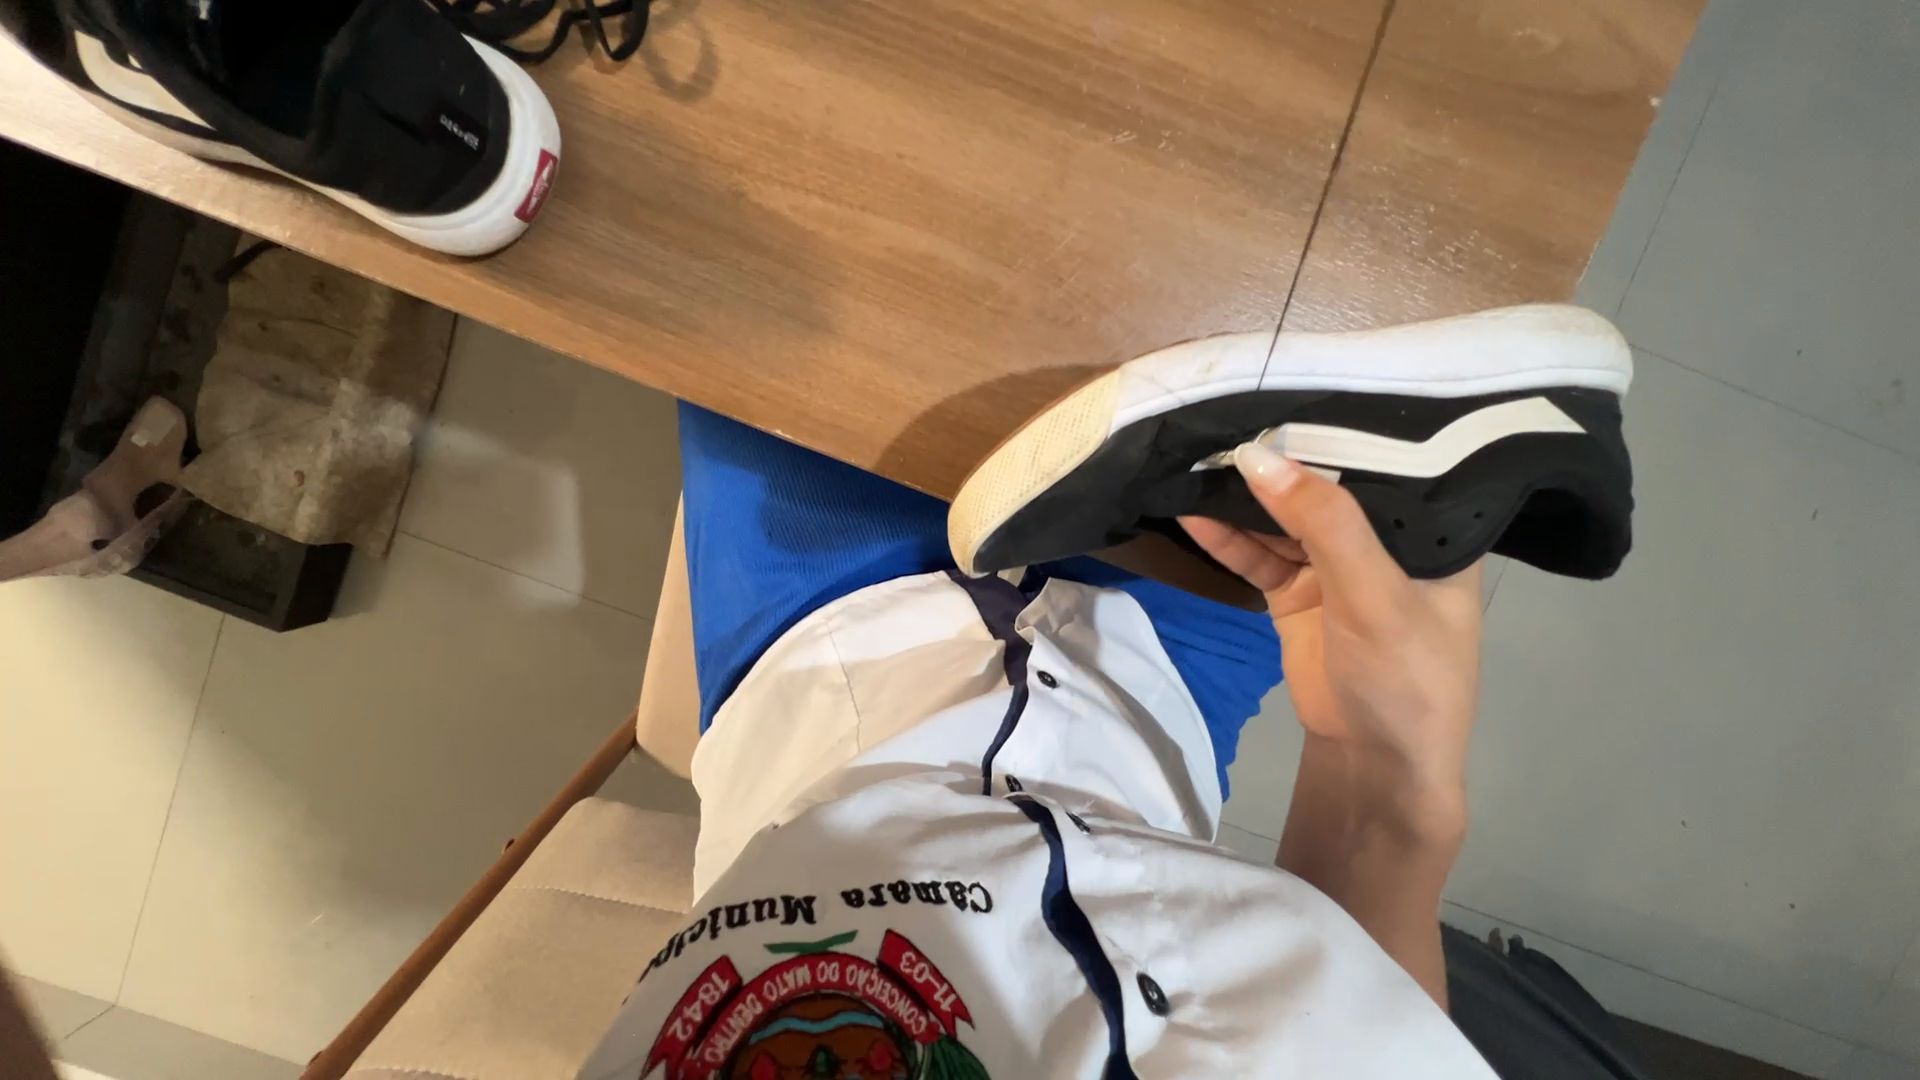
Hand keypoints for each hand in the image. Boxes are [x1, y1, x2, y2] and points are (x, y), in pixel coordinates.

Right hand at [1180, 442, 1482, 830]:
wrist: (1373, 761)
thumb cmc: (1404, 677)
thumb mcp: (1372, 594)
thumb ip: (1321, 523)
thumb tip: (1256, 457)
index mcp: (1429, 529)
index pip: (1383, 462)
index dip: (1335, 428)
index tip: (1284, 389)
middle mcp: (1382, 539)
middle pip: (1322, 488)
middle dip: (1276, 464)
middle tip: (1222, 424)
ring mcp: (1333, 566)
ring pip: (1281, 520)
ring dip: (1242, 502)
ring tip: (1195, 464)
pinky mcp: (1295, 592)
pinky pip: (1257, 556)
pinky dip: (1227, 539)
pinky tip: (1193, 515)